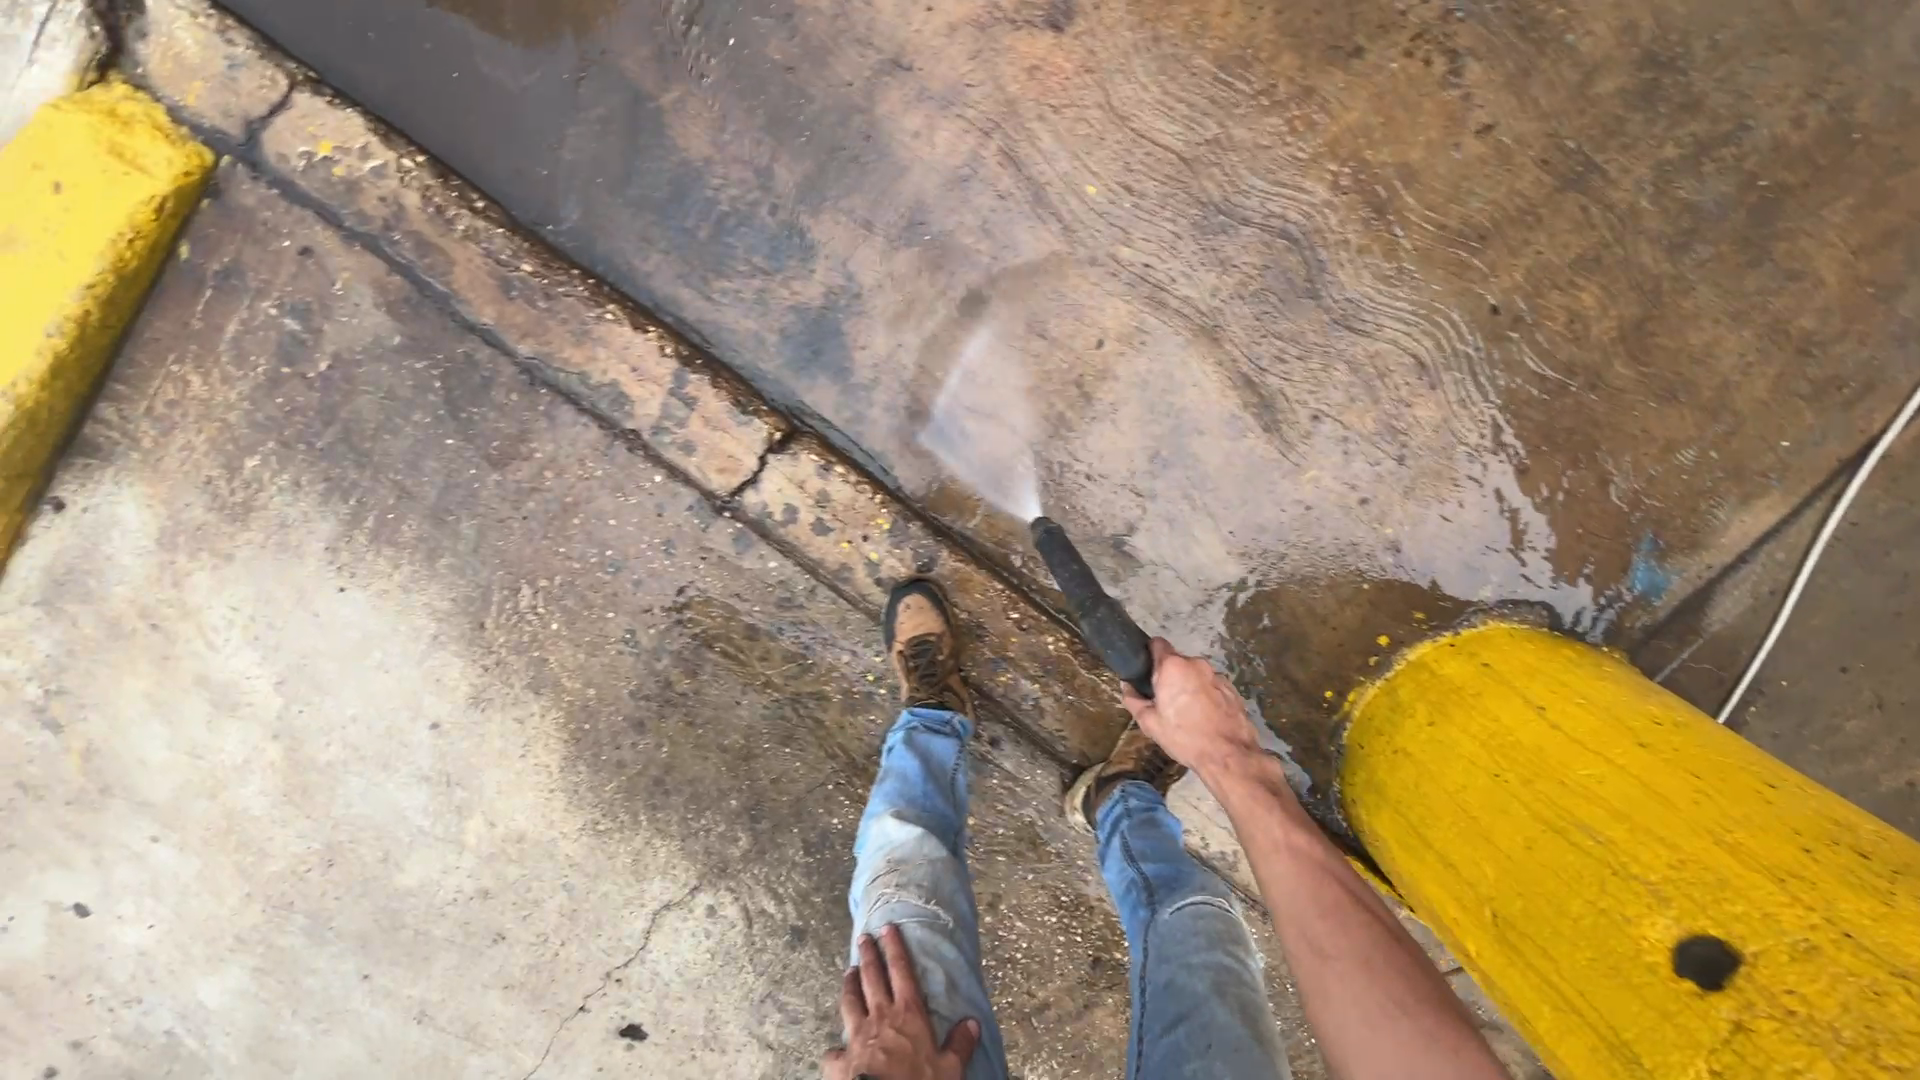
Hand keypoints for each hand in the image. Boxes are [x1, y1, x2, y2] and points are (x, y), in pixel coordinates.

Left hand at [822, 924, 980, 1079]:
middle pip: (872, 978)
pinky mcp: (842, 1060)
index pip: (901, 971)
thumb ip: (960, 1044)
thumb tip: (973, 1023)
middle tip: (863, 938)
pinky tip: (833, 1050)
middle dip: (868, 956)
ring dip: (849, 985)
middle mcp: (881, 1016)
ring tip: (848, 972)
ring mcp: (858, 1036)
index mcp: (908, 1013)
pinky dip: (834, 1049)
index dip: (894, 948)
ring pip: (850, 1002)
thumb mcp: (950, 1068)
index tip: (888, 928)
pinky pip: (835, 1051)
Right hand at [1123, 638, 1263, 777]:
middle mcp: (1196, 664)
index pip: (1157, 643)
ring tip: (1187, 712)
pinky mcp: (1232, 688)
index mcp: (1172, 667)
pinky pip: (1211, 685)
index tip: (1146, 671)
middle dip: (1169, 676)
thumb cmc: (1185, 737)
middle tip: (1164, 700)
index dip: (1149, 655)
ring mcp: (1217, 675)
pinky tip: (1205, 716)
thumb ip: (1133, 699)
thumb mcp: (1149, 722)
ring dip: (1189, 685)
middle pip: (1177, 661)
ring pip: (1195, 674)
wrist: (1228, 755)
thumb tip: (1127, 686)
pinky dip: (1206, 695)